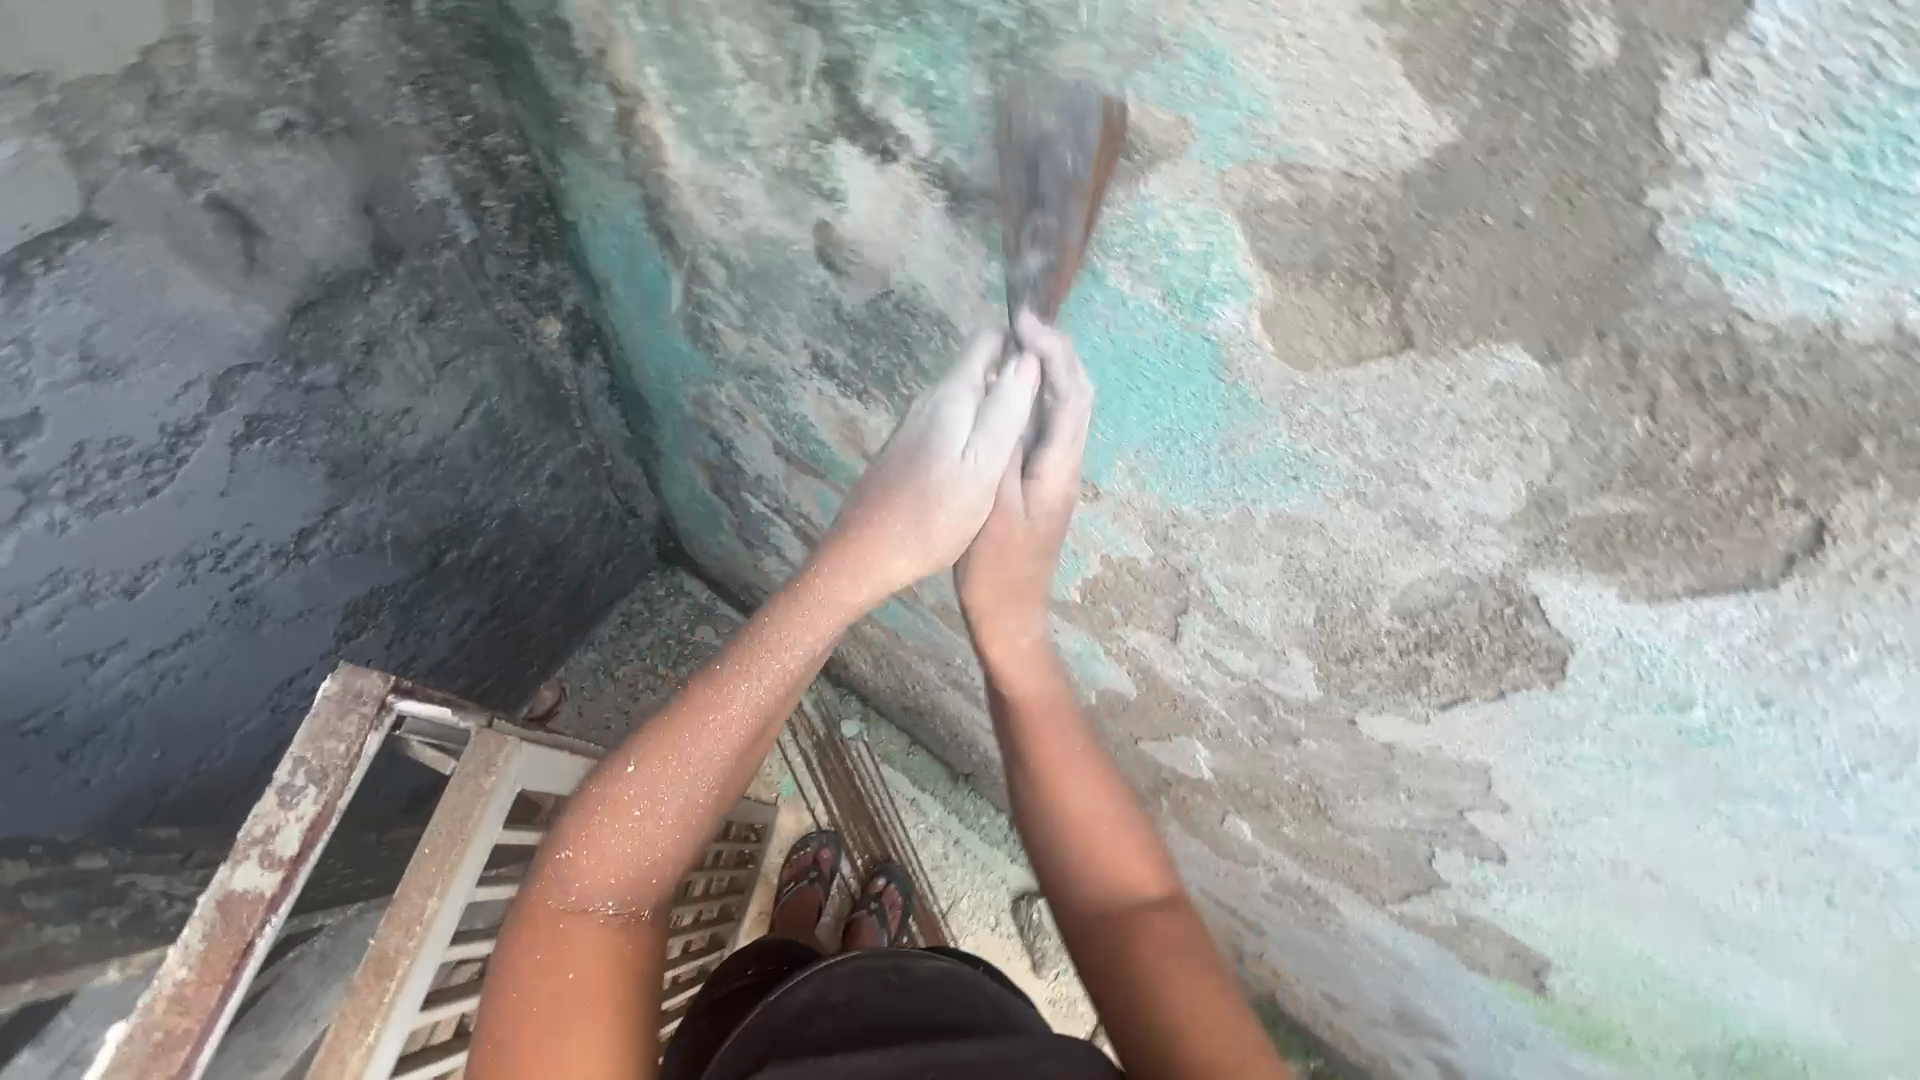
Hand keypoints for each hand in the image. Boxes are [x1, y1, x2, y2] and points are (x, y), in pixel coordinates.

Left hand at [815, 328, 1040, 608]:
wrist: (867, 554)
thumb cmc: (932, 517)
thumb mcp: (981, 466)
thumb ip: (1006, 411)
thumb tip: (1029, 358)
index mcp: (951, 397)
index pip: (988, 340)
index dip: (1022, 342)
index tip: (1053, 367)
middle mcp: (930, 401)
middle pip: (980, 369)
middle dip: (1014, 380)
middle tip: (1048, 413)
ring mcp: (916, 425)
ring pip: (967, 399)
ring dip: (997, 409)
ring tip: (1025, 440)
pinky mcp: (909, 449)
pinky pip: (953, 424)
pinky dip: (976, 432)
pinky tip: (987, 464)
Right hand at [955, 312, 1093, 658]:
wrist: (1008, 613)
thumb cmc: (994, 567)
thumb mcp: (992, 508)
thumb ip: (1004, 451)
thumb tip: (1013, 394)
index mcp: (1059, 468)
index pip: (1071, 394)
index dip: (1053, 352)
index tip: (1023, 321)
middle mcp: (1066, 465)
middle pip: (1075, 395)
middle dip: (1055, 353)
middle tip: (1020, 322)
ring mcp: (1056, 475)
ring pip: (1061, 410)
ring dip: (1045, 372)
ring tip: (1013, 345)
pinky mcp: (1041, 484)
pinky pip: (1043, 429)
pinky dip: (1030, 400)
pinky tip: (1005, 393)